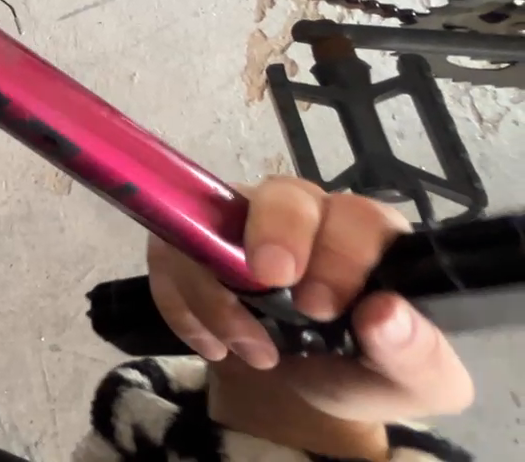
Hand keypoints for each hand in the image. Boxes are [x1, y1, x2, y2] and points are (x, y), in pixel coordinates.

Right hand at [148, 177, 472, 454]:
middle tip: (265, 282)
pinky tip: (211, 343)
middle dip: (271, 234)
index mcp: (367, 239)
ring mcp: (233, 222)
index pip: (357, 216)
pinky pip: (166, 254)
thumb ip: (416, 355)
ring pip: (209, 224)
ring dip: (215, 291)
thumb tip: (387, 312)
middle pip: (282, 194)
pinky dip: (181, 303)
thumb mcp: (413, 384)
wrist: (290, 388)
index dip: (338, 252)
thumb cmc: (360, 373)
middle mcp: (302, 216)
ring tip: (248, 351)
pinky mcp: (184, 239)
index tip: (319, 306)